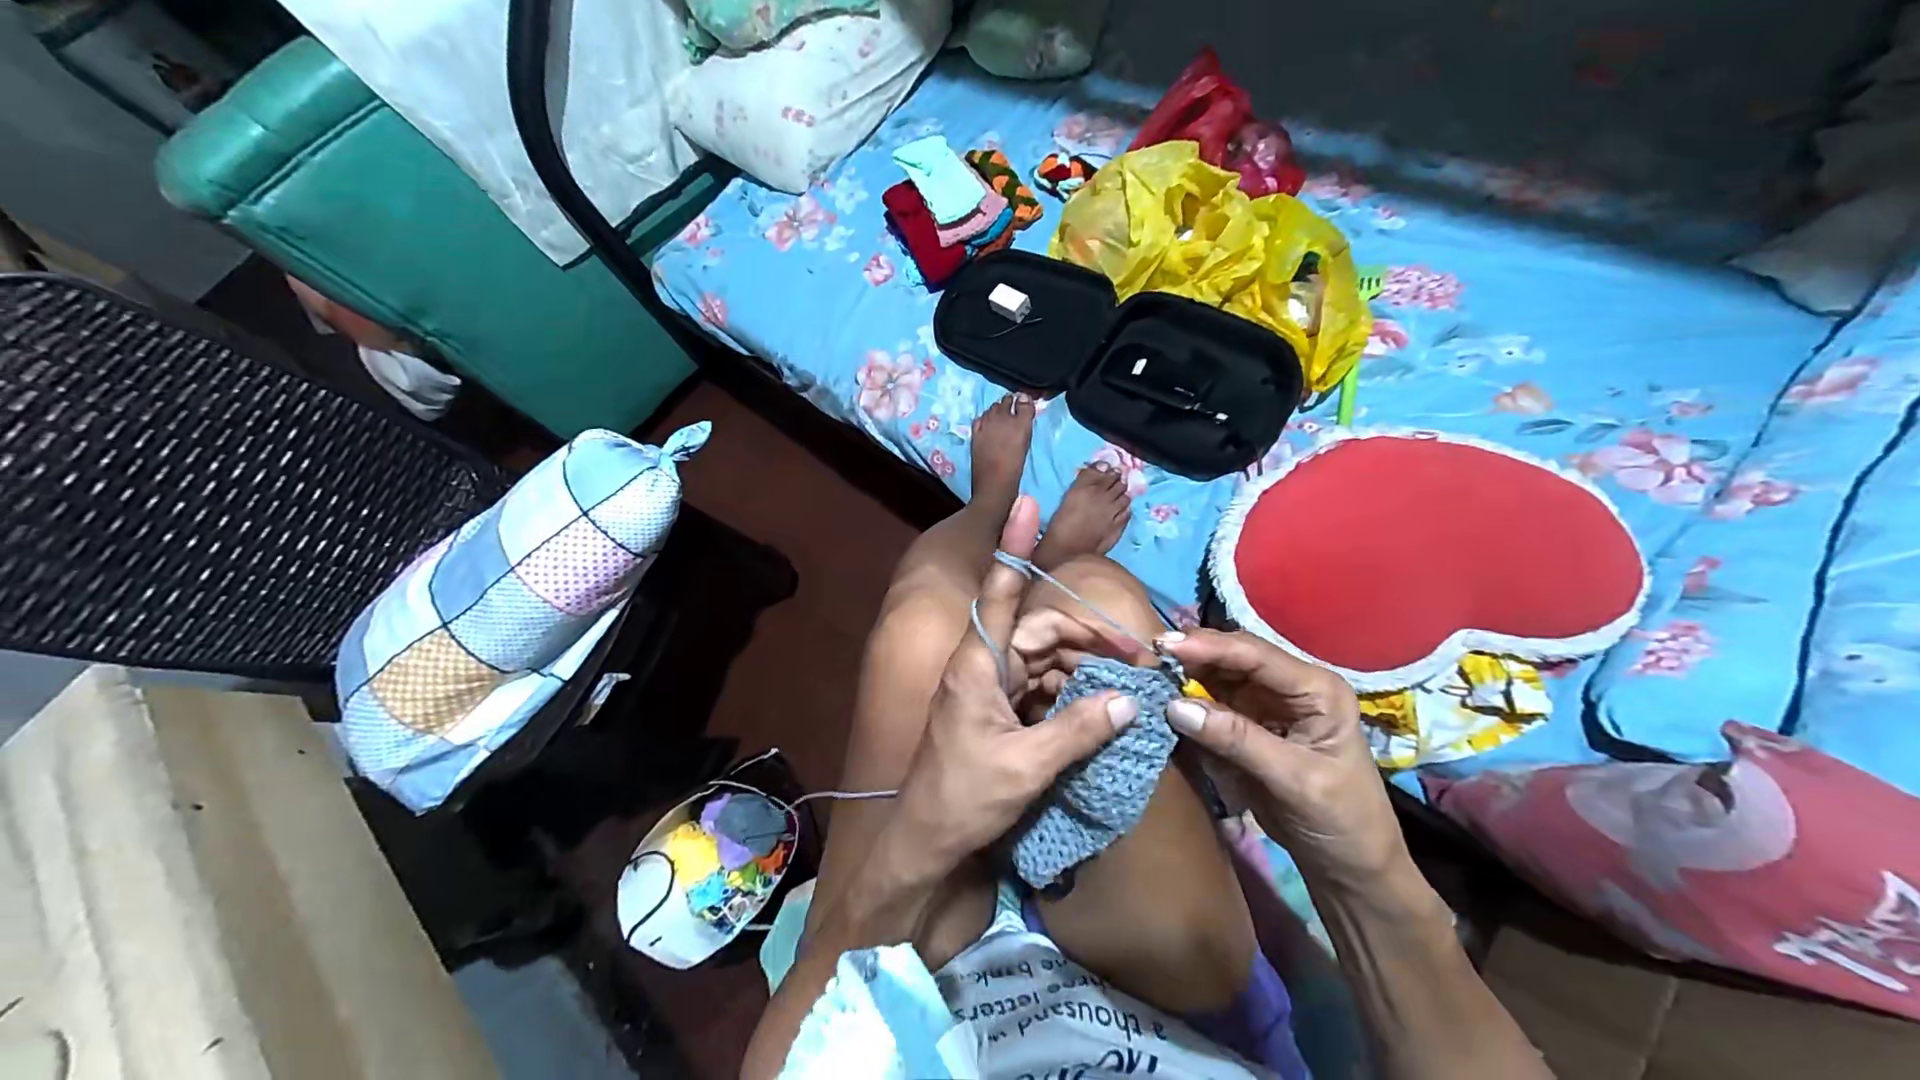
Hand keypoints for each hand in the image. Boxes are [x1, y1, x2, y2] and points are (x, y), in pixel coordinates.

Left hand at [884, 496, 1148, 877]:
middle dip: (1086, 635)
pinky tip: (1100, 702)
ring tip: (1127, 681)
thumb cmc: (966, 797)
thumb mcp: (1026, 767)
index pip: (999, 592)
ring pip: (1044, 656)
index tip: (1027, 504)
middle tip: (1136, 656)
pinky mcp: (1000, 707)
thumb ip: (1078, 731)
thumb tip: (1129, 700)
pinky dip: (1070, 688)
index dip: (1015, 548)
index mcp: (977, 664)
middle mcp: (982, 664)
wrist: (929, 838)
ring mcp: (991, 685)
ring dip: (1083, 664)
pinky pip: (1041, 683)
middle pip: (1039, 628)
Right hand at [1158, 629, 1408, 892]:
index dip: (1209, 646)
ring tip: (1149, 670)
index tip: (1165, 645)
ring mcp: (1266, 703)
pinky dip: (1187, 697)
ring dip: (1185, 672)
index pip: (1255, 655)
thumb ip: (1236, 739)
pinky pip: (1211, 701)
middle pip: (1233, 657)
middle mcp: (1290, 686)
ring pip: (1217, 674)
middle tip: (1148, 654)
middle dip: (1192, 652)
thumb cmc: (1340, 820)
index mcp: (1316, 689)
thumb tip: (1175, 706)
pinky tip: (1163, 693)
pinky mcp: (1247, 723)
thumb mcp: (1293, 779)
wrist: (1348, 865)